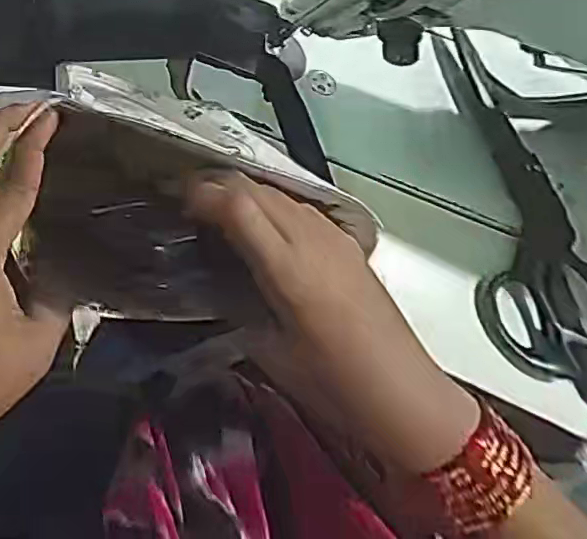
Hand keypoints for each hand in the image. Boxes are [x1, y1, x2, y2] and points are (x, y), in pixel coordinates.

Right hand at [186, 170, 478, 471]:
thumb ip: (233, 303)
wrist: (412, 402)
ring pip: (274, 190)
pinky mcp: (347, 243)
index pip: (236, 203)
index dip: (199, 193)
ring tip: (212, 208)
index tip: (174, 201)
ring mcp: (334, 238)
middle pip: (251, 186)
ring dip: (238, 190)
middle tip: (182, 200)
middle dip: (211, 184)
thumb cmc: (335, 386)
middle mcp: (313, 242)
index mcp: (289, 270)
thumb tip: (206, 278)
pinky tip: (255, 224)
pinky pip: (296, 205)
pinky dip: (265, 202)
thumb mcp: (268, 350)